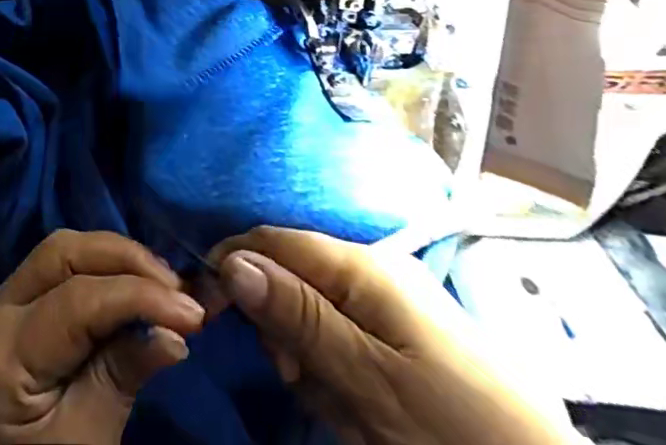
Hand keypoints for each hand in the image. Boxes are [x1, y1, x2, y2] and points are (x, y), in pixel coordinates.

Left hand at [0, 230, 206, 444]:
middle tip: (179, 286)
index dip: (137, 295)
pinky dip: (97, 268)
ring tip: (164, 284)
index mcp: (1, 354)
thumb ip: (120, 376)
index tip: (194, 311)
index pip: (74, 301)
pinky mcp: (6, 305)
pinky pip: (52, 268)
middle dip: (123, 258)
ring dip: (113, 257)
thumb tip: (173, 332)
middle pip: (58, 255)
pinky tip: (132, 283)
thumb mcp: (89, 438)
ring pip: (56, 252)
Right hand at [203, 227, 576, 444]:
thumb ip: (298, 316)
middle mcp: (375, 270)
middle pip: (288, 274)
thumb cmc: (454, 432)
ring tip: (335, 401)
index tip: (211, 314)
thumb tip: (230, 261)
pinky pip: (342, 334)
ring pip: (311, 309)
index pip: (270, 240)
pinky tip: (356, 403)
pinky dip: (335, 367)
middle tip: (296, 378)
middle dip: (277, 324)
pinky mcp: (406, 335)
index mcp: (365, 267)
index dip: (231, 267)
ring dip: (306, 354)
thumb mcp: (368, 381)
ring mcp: (393, 303)